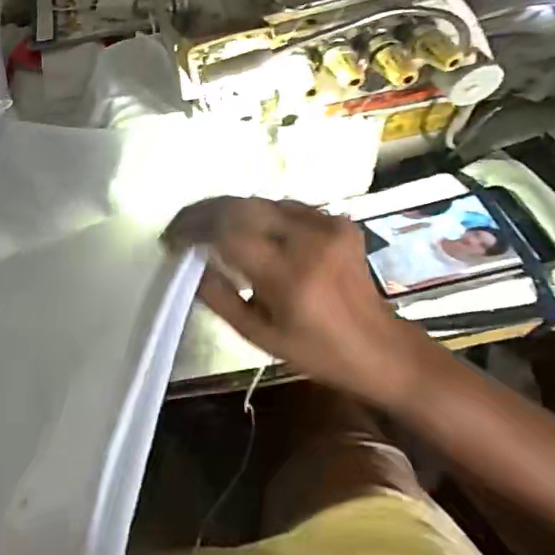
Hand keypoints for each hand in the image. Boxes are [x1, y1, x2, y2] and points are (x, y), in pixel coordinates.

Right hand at [163, 196, 436, 408]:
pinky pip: (285, 207)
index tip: (171, 240)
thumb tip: (191, 262)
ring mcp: (327, 225)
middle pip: (240, 206)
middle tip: (181, 225)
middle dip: (203, 212)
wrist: (382, 347)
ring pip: (261, 201)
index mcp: (288, 275)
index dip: (192, 230)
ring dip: (229, 211)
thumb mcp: (258, 336)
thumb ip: (218, 296)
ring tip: (206, 226)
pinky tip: (249, 231)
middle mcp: (308, 240)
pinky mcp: (339, 220)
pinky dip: (259, 214)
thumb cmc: (317, 352)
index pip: (226, 232)